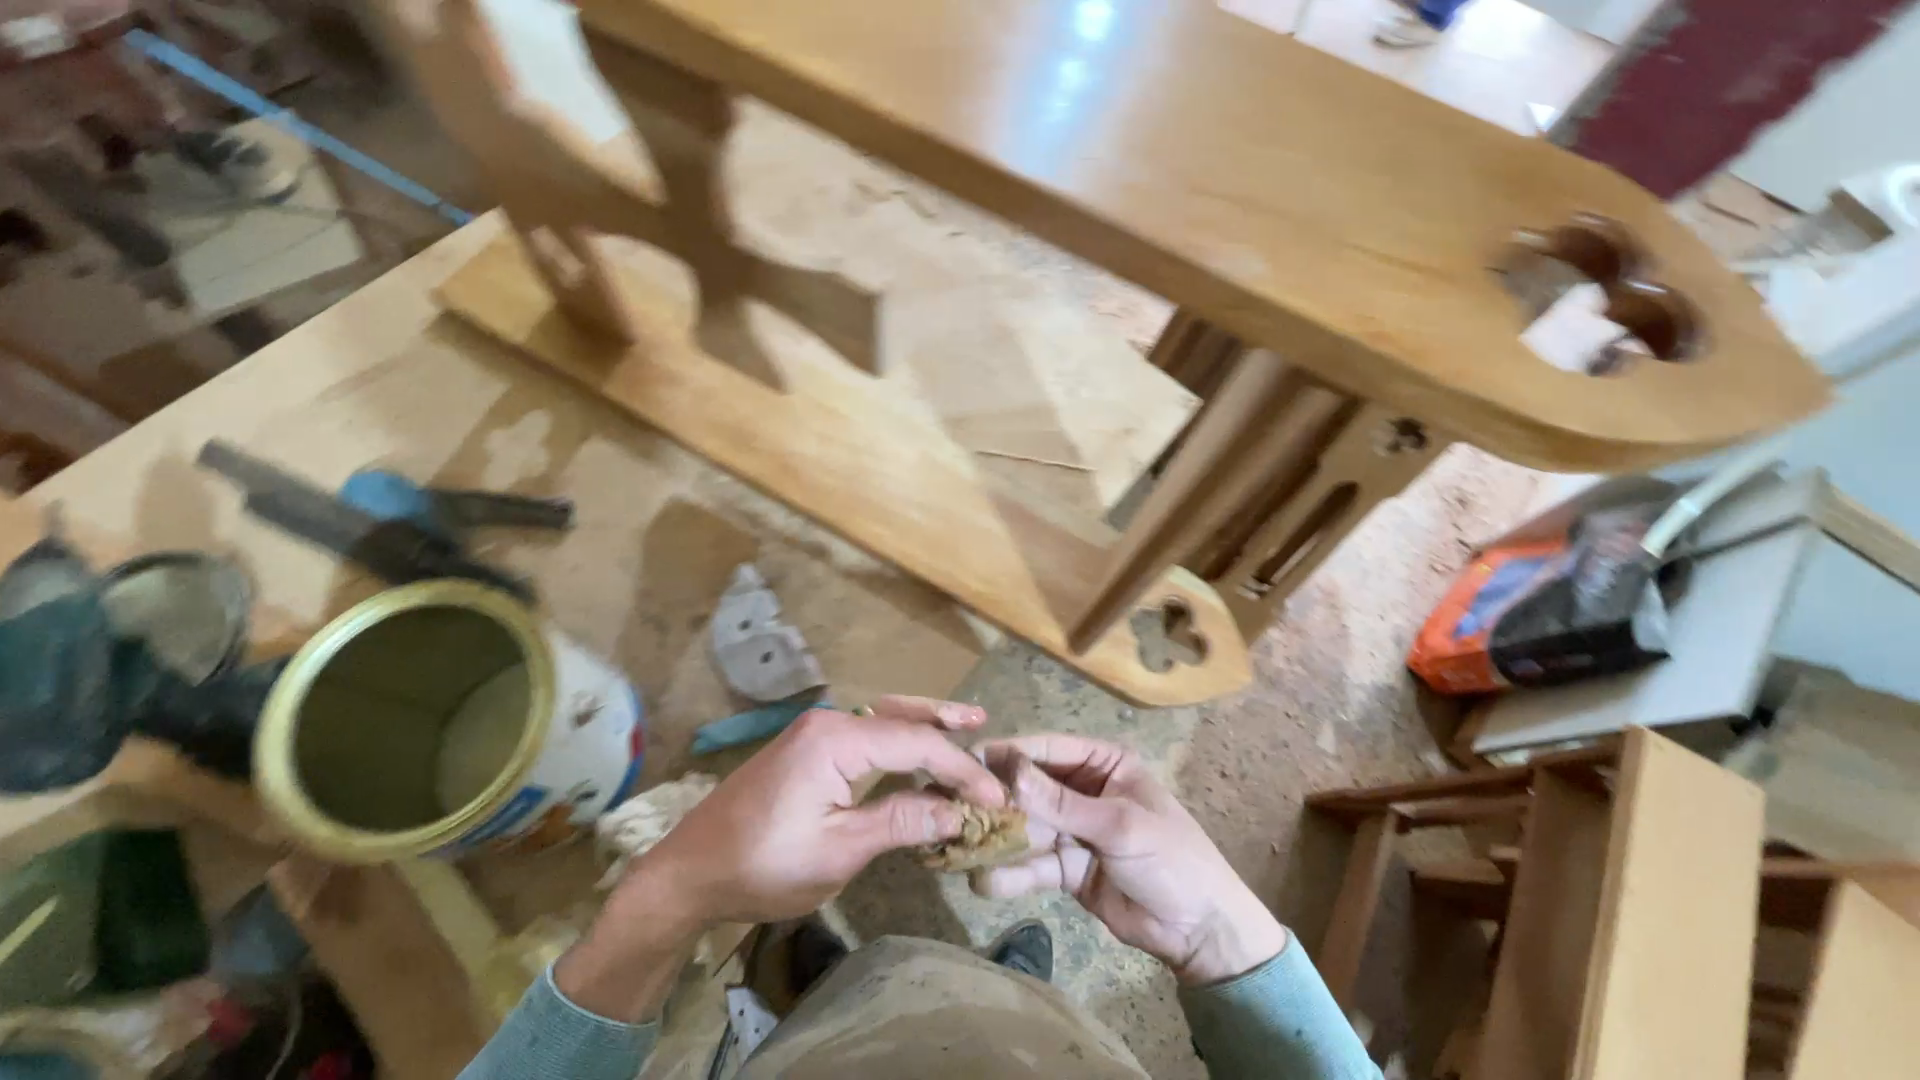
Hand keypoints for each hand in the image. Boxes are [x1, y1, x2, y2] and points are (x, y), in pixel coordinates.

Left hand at [559, 697, 1005, 1019]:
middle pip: (902, 715)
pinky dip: (895, 738)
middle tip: (988, 728)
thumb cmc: (762, 865)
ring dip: (922, 723)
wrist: (688, 871)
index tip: (995, 797)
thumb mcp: (839, 852)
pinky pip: (863, 733)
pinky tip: (910, 750)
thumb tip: (956, 811)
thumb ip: (900, 823)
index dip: (961, 769)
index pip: (917, 743)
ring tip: (963, 723)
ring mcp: (812, 732)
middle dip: (946, 726)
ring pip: (882, 717)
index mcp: (836, 740)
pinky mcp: (804, 749)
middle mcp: (828, 723)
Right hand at [975, 734, 1287, 985]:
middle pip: (1029, 787)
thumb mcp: (1118, 826)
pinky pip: (1032, 865)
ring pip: (1025, 827)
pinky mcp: (1065, 868)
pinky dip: (1010, 874)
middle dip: (994, 798)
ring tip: (955, 845)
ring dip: (995, 837)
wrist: (1200, 930)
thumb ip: (1061, 803)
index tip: (967, 759)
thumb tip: (1008, 772)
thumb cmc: (1170, 859)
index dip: (1009, 754)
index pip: (1048, 749)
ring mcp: (1072, 830)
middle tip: (950, 804)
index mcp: (1104, 763)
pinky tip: (983, 882)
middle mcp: (1083, 789)